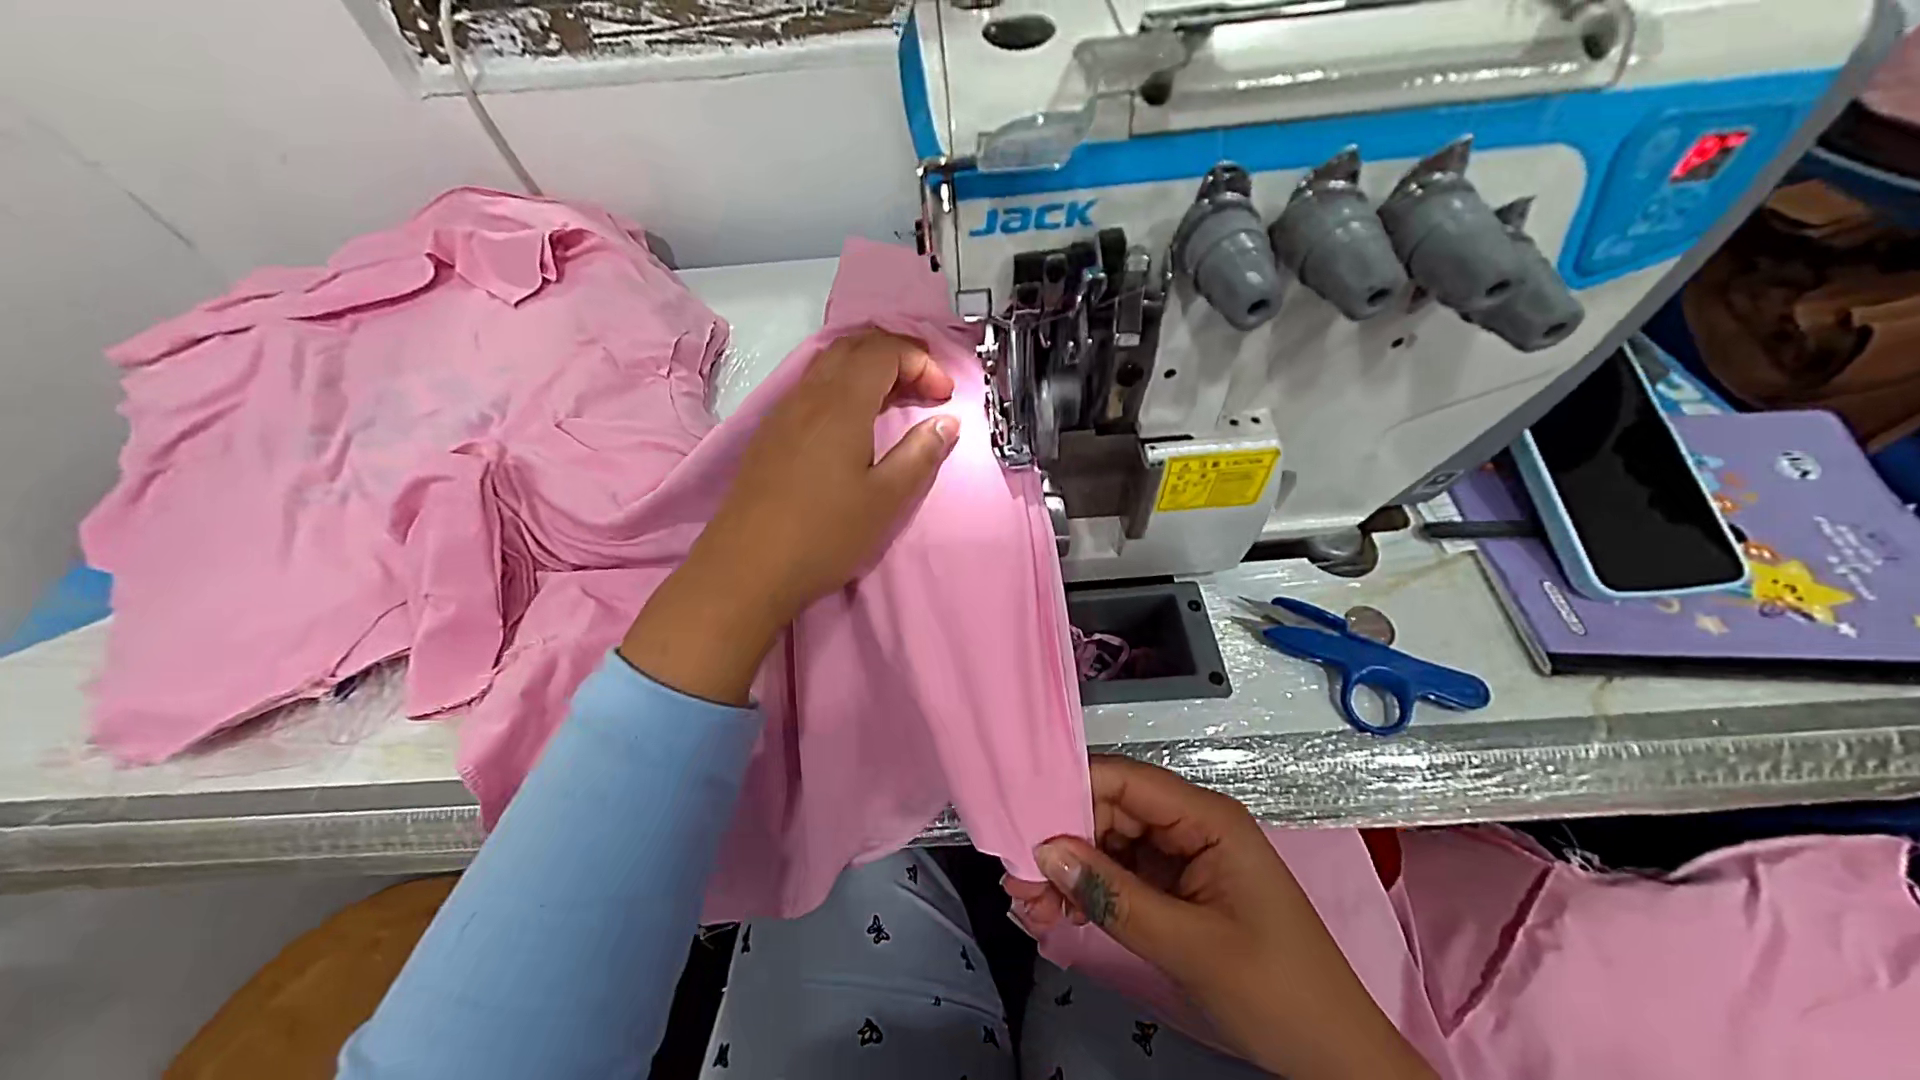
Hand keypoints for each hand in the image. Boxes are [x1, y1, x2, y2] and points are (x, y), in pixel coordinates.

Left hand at [618, 332, 958, 704]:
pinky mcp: (770, 433)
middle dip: (897, 355)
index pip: (884, 350)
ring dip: (868, 369)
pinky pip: (812, 387)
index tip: (944, 396)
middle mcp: (809, 394)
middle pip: (854, 346)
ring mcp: (783, 412)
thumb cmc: (824, 535)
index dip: (921, 362)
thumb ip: (921, 454)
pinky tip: (854, 423)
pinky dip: (843, 386)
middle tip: (925, 387)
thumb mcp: (886, 499)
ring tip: (895, 402)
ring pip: (829, 363)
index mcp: (841, 403)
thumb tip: (946, 422)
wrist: (747, 568)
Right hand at [1005, 756, 1438, 1079]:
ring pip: (1107, 843)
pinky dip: (1087, 892)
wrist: (1334, 1057)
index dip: (1070, 791)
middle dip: (1061, 842)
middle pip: (1109, 811)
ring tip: (1029, 906)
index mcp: (1206, 818)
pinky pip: (1118, 875)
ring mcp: (1181, 856)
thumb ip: (1114, 896)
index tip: (1021, 820)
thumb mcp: (1191, 946)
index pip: (1124, 780)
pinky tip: (1057, 914)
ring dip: (1068, 871)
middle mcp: (1189, 825)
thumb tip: (1046, 850)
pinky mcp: (1173, 887)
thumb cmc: (1278, 992)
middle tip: (1018, 883)